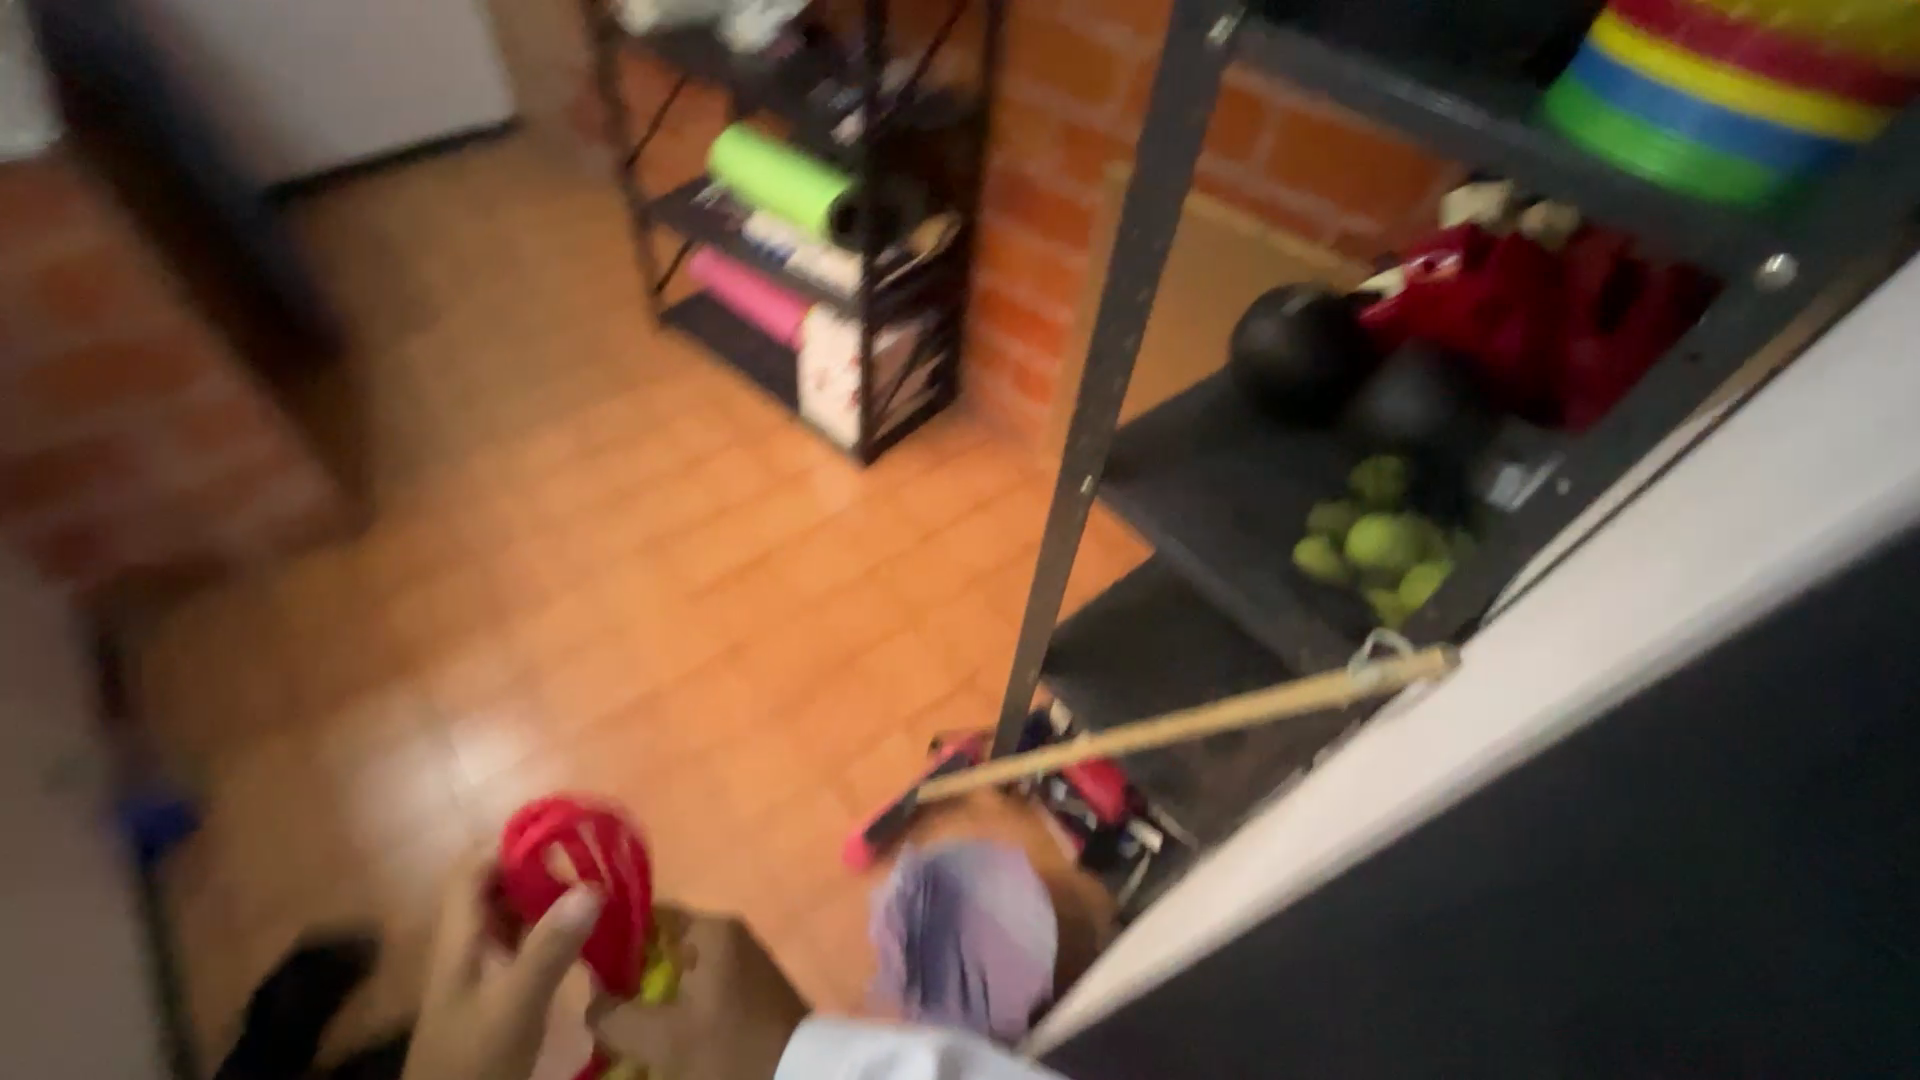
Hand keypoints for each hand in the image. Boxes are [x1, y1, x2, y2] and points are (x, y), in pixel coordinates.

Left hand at [401, 859, 601, 1079]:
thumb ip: (550, 947)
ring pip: (516, 909)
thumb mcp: (515, 1005)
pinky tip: (588, 927)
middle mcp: (469, 943)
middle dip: (543, 863)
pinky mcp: (502, 986)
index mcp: (460, 938)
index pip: (473, 868)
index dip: (511, 841)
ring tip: (599, 885)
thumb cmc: (475, 1061)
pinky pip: (530, 935)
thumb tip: (593, 885)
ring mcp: (484, 965)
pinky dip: (558, 922)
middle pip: (498, 883)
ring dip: (553, 892)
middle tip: (592, 857)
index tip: (562, 831)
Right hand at [589, 907, 809, 1079]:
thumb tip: (592, 1000)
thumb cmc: (729, 1050)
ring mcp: (743, 962)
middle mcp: (729, 935)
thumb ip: (616, 1015)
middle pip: (663, 947)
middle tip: (595, 1012)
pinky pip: (700, 992)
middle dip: (629, 979)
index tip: (582, 968)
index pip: (651, 916)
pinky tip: (653, 1044)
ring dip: (651, 1001)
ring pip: (680, 974)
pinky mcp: (750, 990)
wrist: (799, 1078)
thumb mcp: (663, 1040)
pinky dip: (676, 1012)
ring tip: (617, 1033)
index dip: (614, 938)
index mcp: (712, 930)